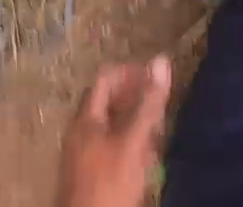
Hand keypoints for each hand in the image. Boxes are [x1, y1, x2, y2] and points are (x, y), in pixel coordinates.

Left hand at [54, 57, 171, 206]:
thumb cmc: (109, 183)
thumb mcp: (133, 141)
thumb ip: (147, 103)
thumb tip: (161, 60)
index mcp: (86, 118)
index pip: (106, 77)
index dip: (132, 73)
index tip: (157, 80)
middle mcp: (81, 131)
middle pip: (110, 101)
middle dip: (138, 99)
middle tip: (161, 107)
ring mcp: (84, 154)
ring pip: (113, 126)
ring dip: (137, 124)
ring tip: (158, 134)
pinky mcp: (92, 174)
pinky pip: (113, 148)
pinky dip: (132, 145)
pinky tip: (147, 160)